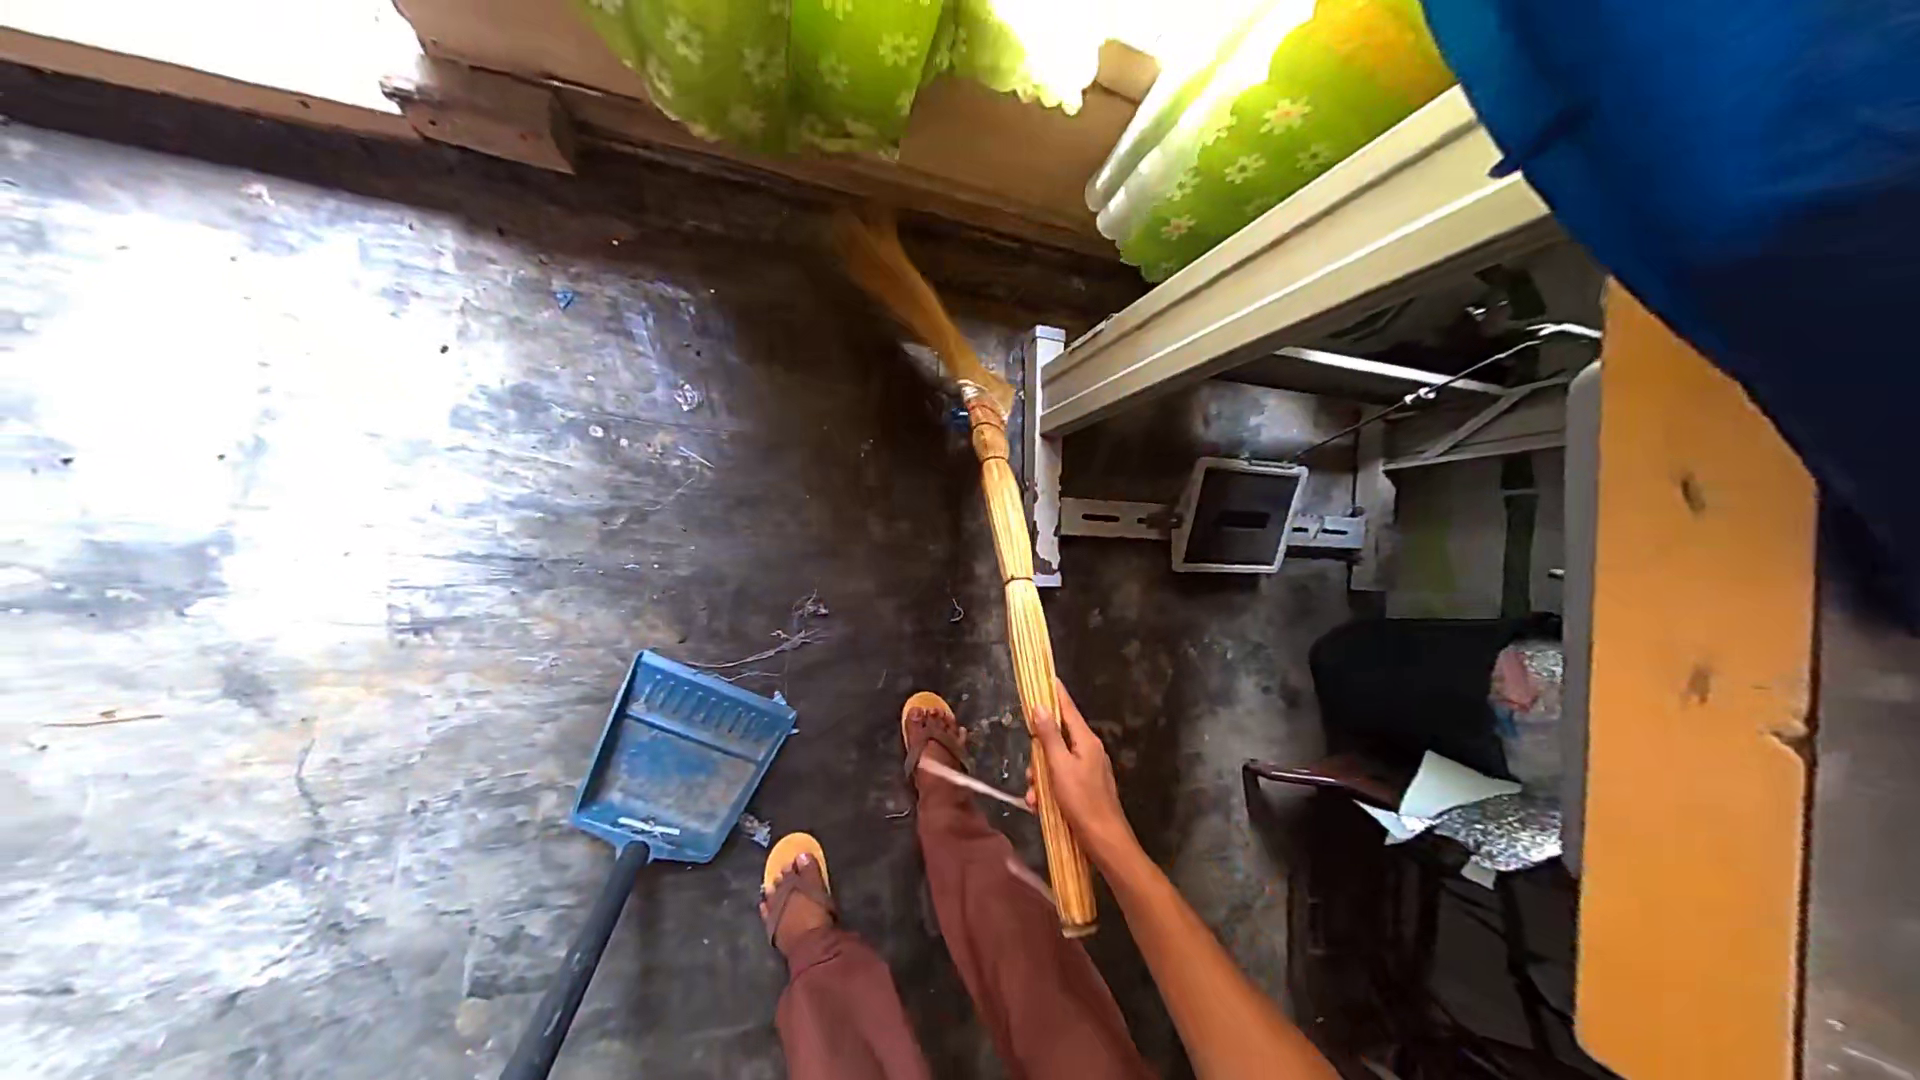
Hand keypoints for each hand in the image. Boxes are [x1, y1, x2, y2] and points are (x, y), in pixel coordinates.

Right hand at [1028, 677, 1138, 867]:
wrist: (1105, 841)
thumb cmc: (1082, 801)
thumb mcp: (1059, 767)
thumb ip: (1049, 736)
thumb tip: (1040, 706)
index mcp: (1086, 740)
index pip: (1067, 707)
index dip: (1054, 693)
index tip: (1044, 677)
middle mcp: (1088, 749)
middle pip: (1056, 737)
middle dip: (1038, 754)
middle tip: (1031, 774)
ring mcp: (1088, 768)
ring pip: (1055, 761)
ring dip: (1040, 777)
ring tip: (1035, 797)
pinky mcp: (1085, 786)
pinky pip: (1060, 778)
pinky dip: (1048, 789)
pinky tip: (1040, 806)